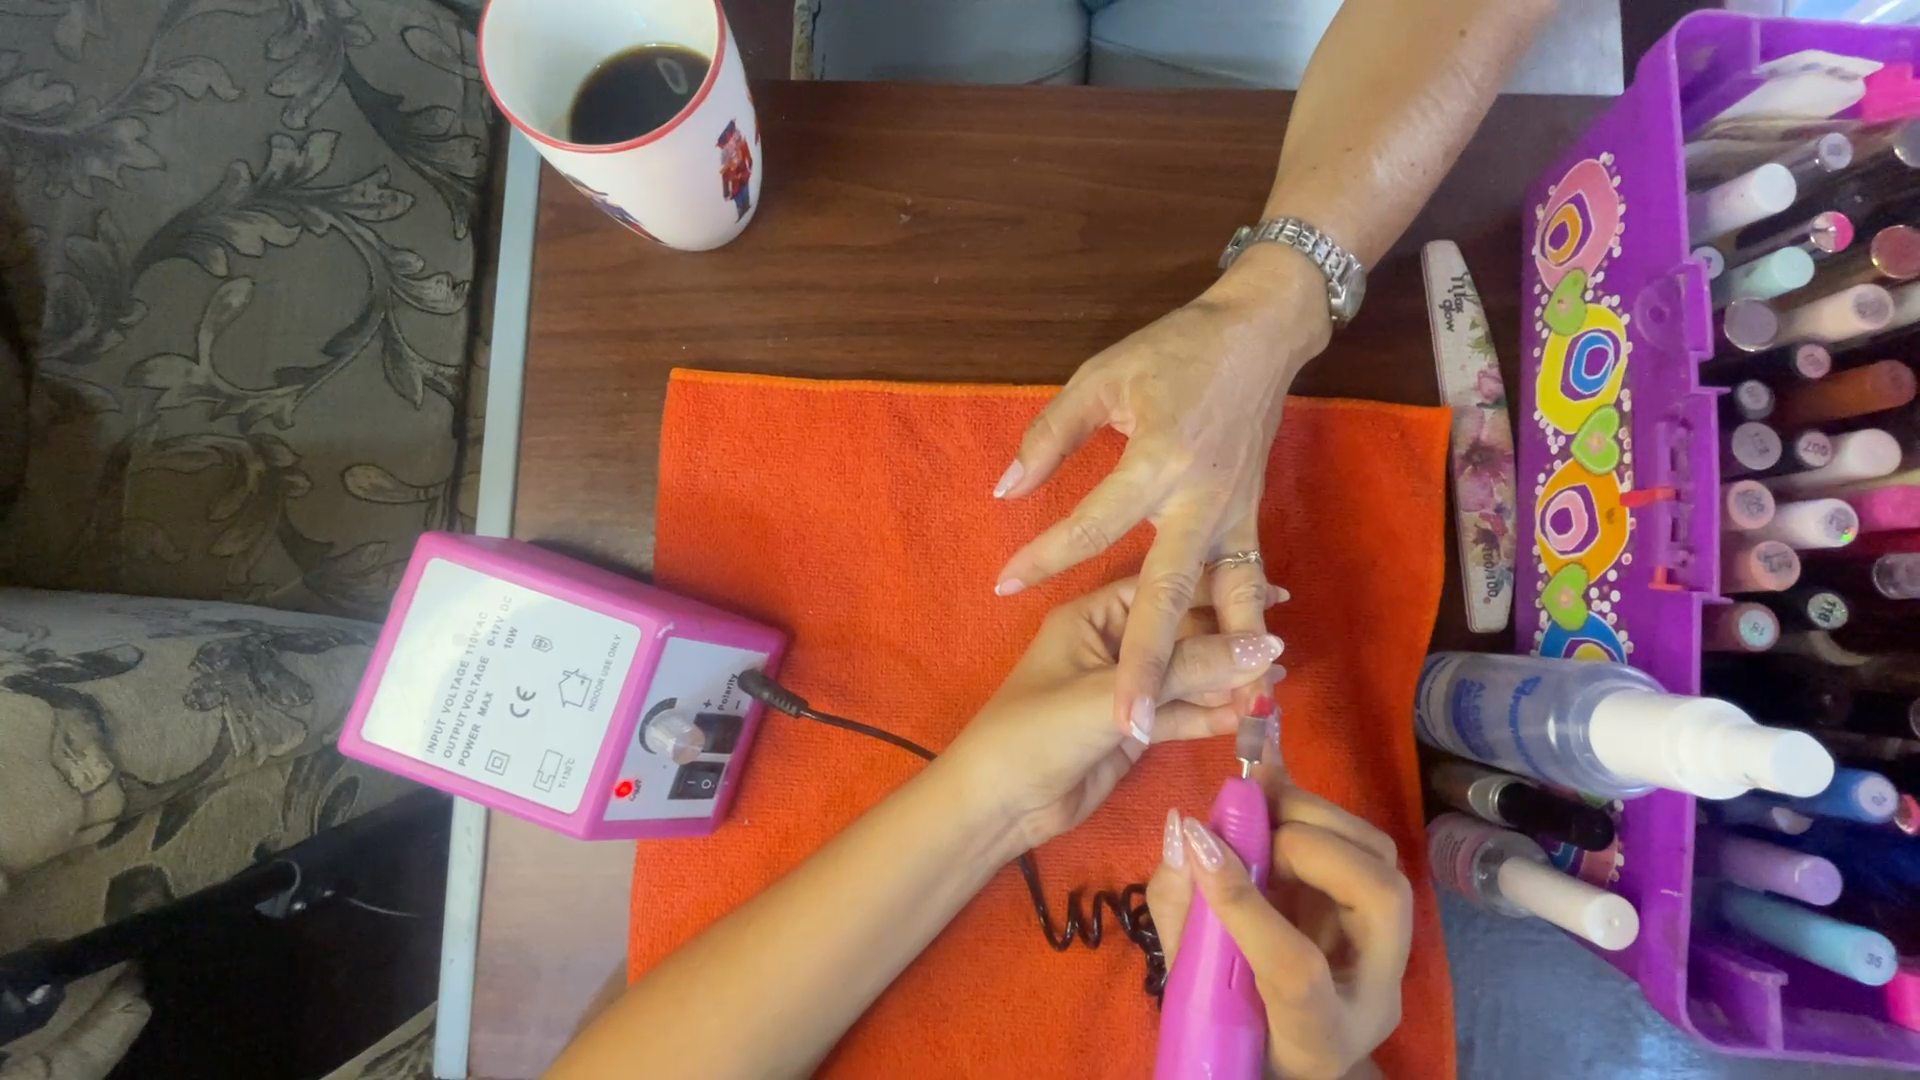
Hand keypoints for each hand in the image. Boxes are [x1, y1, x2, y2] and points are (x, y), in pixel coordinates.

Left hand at [942, 575, 1286, 850]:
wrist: (1002, 804)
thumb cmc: (1038, 731)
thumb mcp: (1109, 695)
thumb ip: (1184, 671)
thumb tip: (1266, 646)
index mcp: (1093, 617)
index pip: (1160, 593)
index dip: (1212, 591)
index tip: (1267, 593)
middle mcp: (1114, 646)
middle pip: (1179, 636)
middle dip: (1227, 643)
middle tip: (1282, 645)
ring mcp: (1126, 689)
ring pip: (1185, 679)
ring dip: (1226, 683)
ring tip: (1276, 683)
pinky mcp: (1135, 729)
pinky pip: (1181, 714)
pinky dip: (1213, 715)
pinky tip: (1251, 713)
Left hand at [993, 246, 1331, 735]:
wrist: (1260, 333)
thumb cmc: (1174, 351)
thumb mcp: (1102, 379)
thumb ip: (1052, 436)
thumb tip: (1005, 488)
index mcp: (1156, 461)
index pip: (1090, 525)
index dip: (1044, 555)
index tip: (1004, 584)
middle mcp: (1199, 501)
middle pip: (1167, 593)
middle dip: (1147, 663)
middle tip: (1124, 723)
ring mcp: (1234, 515)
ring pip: (1227, 600)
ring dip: (1226, 663)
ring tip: (1228, 719)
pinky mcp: (1253, 519)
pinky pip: (1251, 582)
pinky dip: (1253, 627)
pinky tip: (1257, 672)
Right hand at [1147, 764, 1412, 1079]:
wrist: (1291, 1049)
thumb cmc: (1233, 1025)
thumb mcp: (1188, 983)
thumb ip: (1179, 912)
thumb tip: (1182, 831)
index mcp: (1317, 1038)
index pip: (1297, 973)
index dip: (1244, 903)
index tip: (1197, 844)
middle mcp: (1372, 990)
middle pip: (1377, 898)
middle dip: (1302, 841)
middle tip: (1238, 824)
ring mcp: (1388, 945)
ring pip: (1379, 858)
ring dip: (1311, 816)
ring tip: (1253, 806)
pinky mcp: (1378, 902)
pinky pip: (1363, 841)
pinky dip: (1314, 808)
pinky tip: (1270, 788)